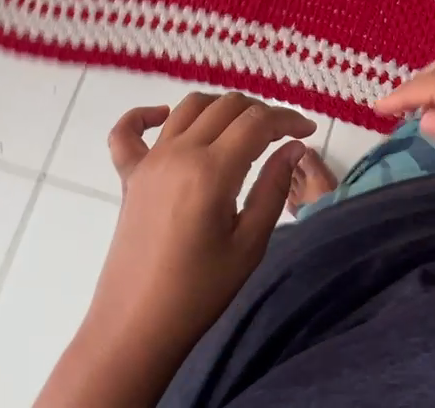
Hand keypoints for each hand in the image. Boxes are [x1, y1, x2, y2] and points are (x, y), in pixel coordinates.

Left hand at [42, 92, 314, 407]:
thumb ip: (274, 187)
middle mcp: (179, 153)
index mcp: (212, 171)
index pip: (258, 122)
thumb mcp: (250, 243)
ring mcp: (149, 161)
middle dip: (261, 113)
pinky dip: (145, 115)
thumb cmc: (199, 292)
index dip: (288, 120)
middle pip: (227, 106)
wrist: (136, 328)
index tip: (307, 133)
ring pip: (189, 107)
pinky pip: (127, 131)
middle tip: (281, 138)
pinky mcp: (129, 176)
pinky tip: (165, 117)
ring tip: (242, 130)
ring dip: (221, 108)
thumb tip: (294, 147)